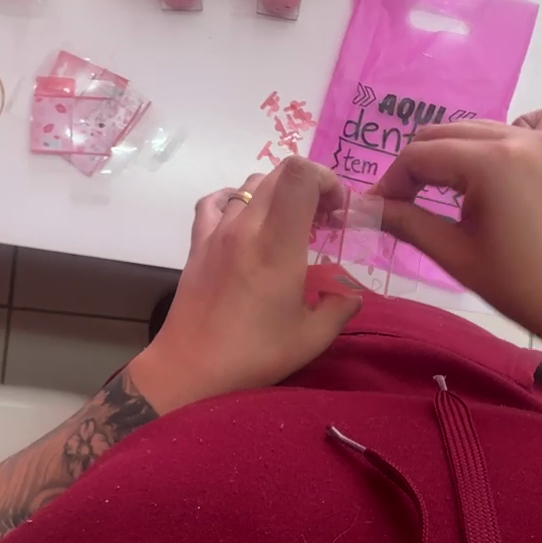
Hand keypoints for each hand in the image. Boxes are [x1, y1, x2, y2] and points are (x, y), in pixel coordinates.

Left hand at [128, 157, 363, 412]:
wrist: (190, 369)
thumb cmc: (253, 355)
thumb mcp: (312, 338)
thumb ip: (340, 307)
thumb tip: (351, 294)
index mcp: (277, 243)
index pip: (300, 174)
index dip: (326, 179)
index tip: (337, 211)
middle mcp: (246, 226)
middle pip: (279, 173)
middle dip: (309, 186)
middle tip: (322, 221)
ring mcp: (217, 232)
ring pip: (250, 185)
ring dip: (277, 194)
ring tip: (289, 225)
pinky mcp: (197, 243)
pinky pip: (215, 202)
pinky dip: (236, 199)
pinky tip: (246, 221)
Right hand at [371, 106, 541, 363]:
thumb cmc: (522, 287)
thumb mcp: (455, 255)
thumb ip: (405, 222)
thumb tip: (364, 208)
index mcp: (489, 161)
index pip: (419, 156)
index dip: (390, 183)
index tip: (376, 212)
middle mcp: (517, 137)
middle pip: (443, 135)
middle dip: (415, 168)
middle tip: (402, 208)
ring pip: (478, 129)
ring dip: (451, 156)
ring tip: (441, 196)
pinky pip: (532, 122)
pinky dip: (508, 134)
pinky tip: (499, 165)